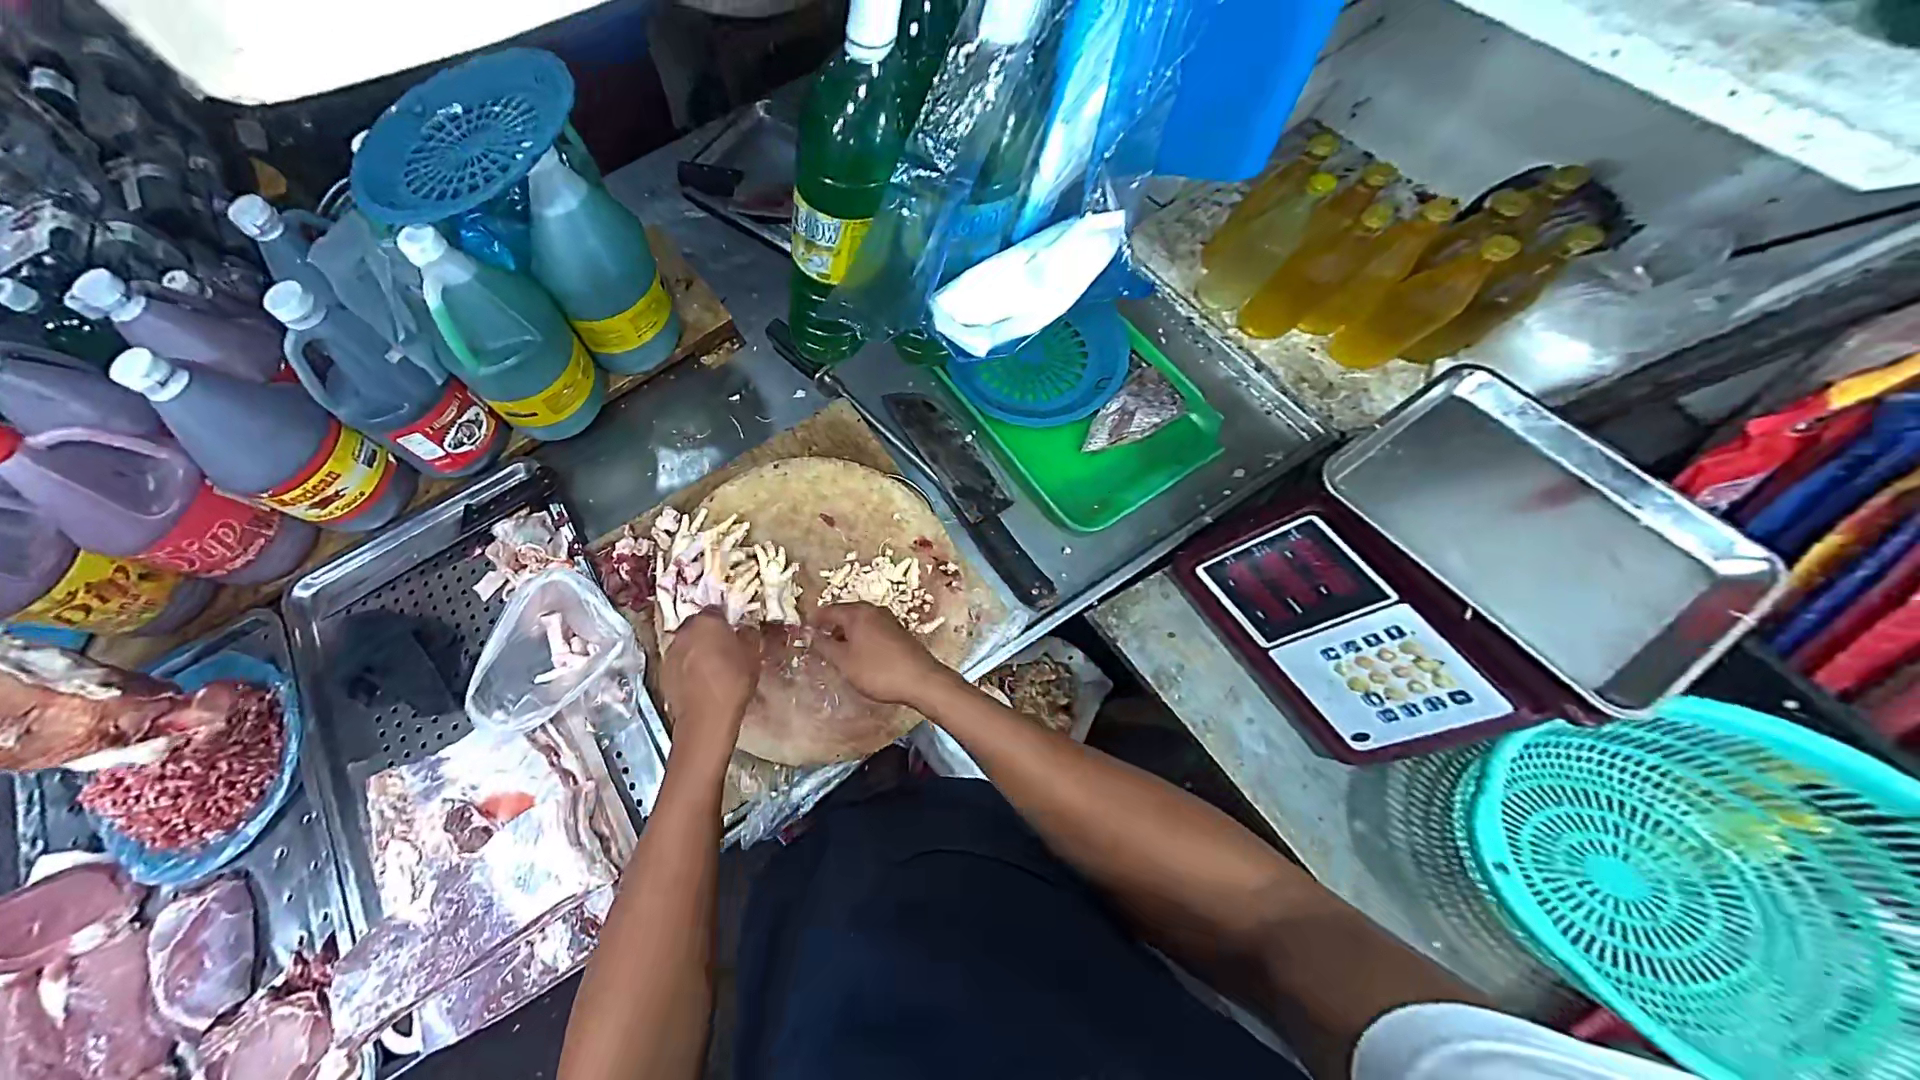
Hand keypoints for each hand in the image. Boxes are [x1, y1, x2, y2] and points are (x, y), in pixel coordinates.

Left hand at [661, 611, 760, 762]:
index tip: (734, 632)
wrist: (706, 716)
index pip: (716, 610)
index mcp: (707, 621)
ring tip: (712, 667)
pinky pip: (678, 663)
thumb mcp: (753, 655)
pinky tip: (700, 682)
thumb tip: (744, 630)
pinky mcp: (662, 673)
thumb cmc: (734, 680)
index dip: (726, 620)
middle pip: (697, 626)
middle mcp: (684, 632)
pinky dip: (687, 668)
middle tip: (724, 648)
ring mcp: (670, 652)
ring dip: (696, 651)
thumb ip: (748, 636)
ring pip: (686, 645)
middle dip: (708, 634)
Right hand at [809, 602, 953, 707]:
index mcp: (858, 613)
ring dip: (846, 632)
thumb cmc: (878, 670)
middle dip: (831, 625)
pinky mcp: (898, 632)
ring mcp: (889, 620)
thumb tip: (811, 634)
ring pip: (860, 622)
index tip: (804, 631)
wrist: (921, 679)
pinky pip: (872, 629)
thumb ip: (825, 646)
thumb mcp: (844, 661)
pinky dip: (861, 637)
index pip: (829, 610)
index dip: (815, 620)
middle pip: (846, 613)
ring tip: (836, 650)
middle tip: (818, 641)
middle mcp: (874, 610)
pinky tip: (859, 654)